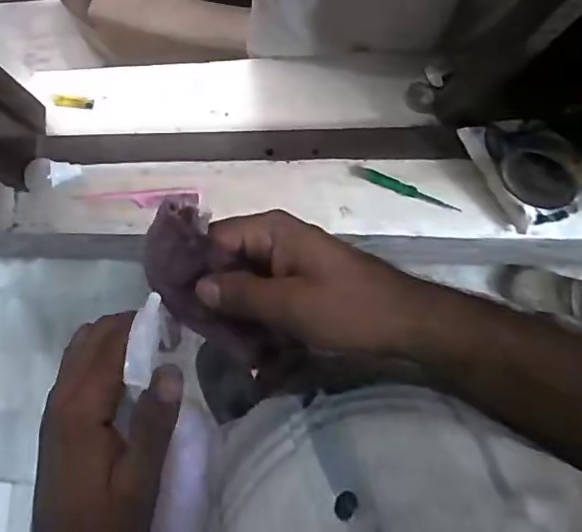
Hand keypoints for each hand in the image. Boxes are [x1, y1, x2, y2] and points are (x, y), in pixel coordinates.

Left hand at [33, 312, 181, 531]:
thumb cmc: (105, 523)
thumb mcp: (138, 483)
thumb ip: (153, 424)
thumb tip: (171, 367)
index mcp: (80, 406)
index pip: (112, 340)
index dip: (143, 324)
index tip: (176, 327)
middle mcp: (61, 395)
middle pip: (94, 334)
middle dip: (130, 325)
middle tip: (167, 339)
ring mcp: (53, 406)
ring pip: (81, 345)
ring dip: (114, 338)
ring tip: (149, 352)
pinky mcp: (54, 419)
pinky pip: (75, 365)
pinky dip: (100, 354)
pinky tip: (125, 376)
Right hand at [193, 210, 444, 357]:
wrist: (406, 322)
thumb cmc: (347, 307)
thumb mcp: (290, 304)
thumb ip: (242, 294)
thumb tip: (198, 286)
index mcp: (270, 230)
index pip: (215, 238)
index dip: (193, 265)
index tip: (175, 299)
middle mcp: (273, 239)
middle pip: (226, 261)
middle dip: (214, 296)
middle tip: (199, 332)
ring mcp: (286, 262)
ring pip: (243, 283)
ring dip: (235, 313)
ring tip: (227, 347)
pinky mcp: (296, 284)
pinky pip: (263, 296)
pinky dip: (255, 319)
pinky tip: (251, 351)